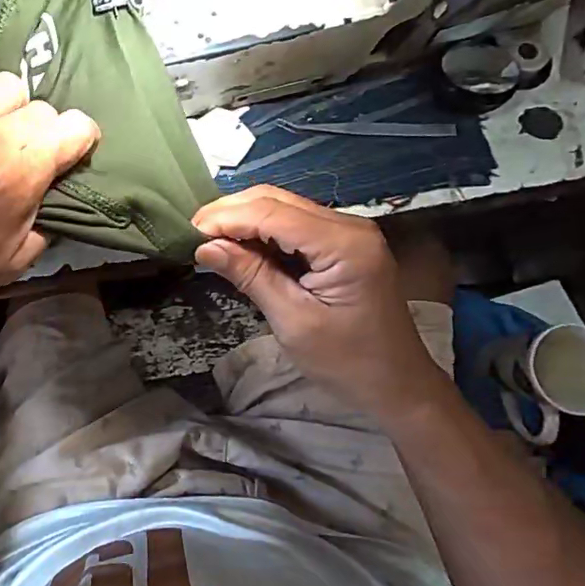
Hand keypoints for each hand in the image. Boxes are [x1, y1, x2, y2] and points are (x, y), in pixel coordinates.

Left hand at [0, 38, 99, 333]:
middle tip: (28, 156)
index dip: (80, 140)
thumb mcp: (14, 259)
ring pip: (4, 85)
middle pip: (40, 108)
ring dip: (9, 106)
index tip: (72, 152)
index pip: (76, 126)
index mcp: (23, 170)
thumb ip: (46, 221)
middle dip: (43, 132)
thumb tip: (53, 196)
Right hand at [192, 185, 454, 419]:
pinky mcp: (339, 244)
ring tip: (207, 240)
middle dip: (229, 213)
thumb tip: (204, 248)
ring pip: (280, 207)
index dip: (225, 218)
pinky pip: (290, 224)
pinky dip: (258, 231)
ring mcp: (345, 233)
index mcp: (343, 244)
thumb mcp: (292, 320)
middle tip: (191, 235)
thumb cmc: (347, 360)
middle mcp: (348, 226)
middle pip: (275, 200)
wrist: (396, 385)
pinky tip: (236, 246)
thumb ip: (250, 276)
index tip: (188, 234)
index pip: (271, 213)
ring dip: (241, 219)